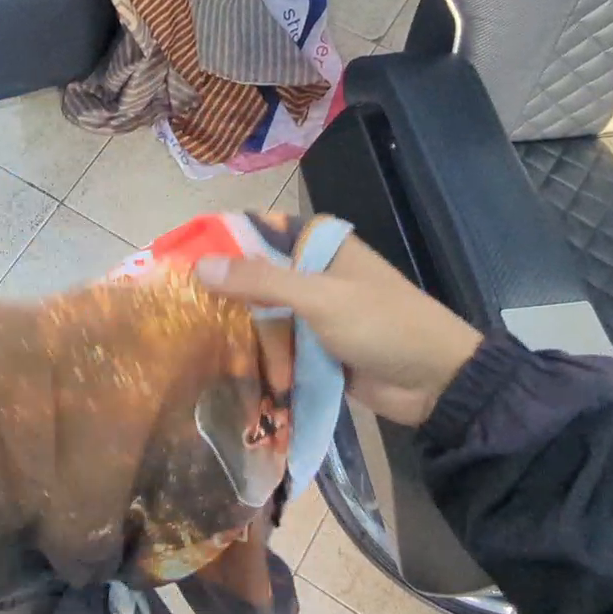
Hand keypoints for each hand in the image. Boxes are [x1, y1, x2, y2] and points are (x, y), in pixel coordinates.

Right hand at [196, 236, 482, 425]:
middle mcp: (311, 271)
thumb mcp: (320, 297)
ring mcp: (311, 311)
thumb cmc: (383, 324)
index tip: (176, 258)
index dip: (218, 241)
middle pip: (253, 274)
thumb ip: (261, 280)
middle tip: (176, 306)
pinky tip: (221, 364)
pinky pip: (274, 344)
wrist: (437, 382)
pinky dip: (254, 353)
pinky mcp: (313, 346)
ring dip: (236, 328)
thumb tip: (199, 265)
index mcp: (318, 244)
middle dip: (220, 291)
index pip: (257, 230)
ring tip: (191, 340)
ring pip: (260, 312)